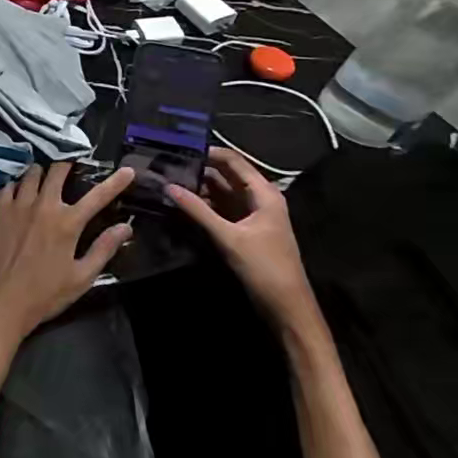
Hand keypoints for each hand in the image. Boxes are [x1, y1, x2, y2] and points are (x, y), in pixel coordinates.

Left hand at [0, 162, 134, 346]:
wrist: (0, 303)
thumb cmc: (44, 295)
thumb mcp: (81, 277)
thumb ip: (104, 249)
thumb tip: (125, 227)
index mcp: (68, 222)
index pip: (98, 196)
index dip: (116, 182)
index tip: (127, 171)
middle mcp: (44, 205)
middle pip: (58, 169)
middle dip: (68, 163)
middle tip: (72, 166)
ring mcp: (19, 205)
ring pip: (32, 172)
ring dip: (42, 172)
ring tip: (45, 177)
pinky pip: (9, 185)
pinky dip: (17, 184)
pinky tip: (19, 192)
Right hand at [168, 148, 314, 324]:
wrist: (287, 307)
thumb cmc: (264, 268)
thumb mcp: (228, 238)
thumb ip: (198, 211)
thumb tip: (169, 187)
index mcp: (264, 192)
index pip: (233, 161)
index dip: (209, 152)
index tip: (180, 149)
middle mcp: (260, 198)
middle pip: (228, 175)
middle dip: (201, 170)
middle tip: (170, 166)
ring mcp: (254, 214)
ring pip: (224, 192)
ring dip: (202, 188)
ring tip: (172, 181)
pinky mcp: (247, 229)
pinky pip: (225, 209)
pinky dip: (207, 205)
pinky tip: (186, 204)